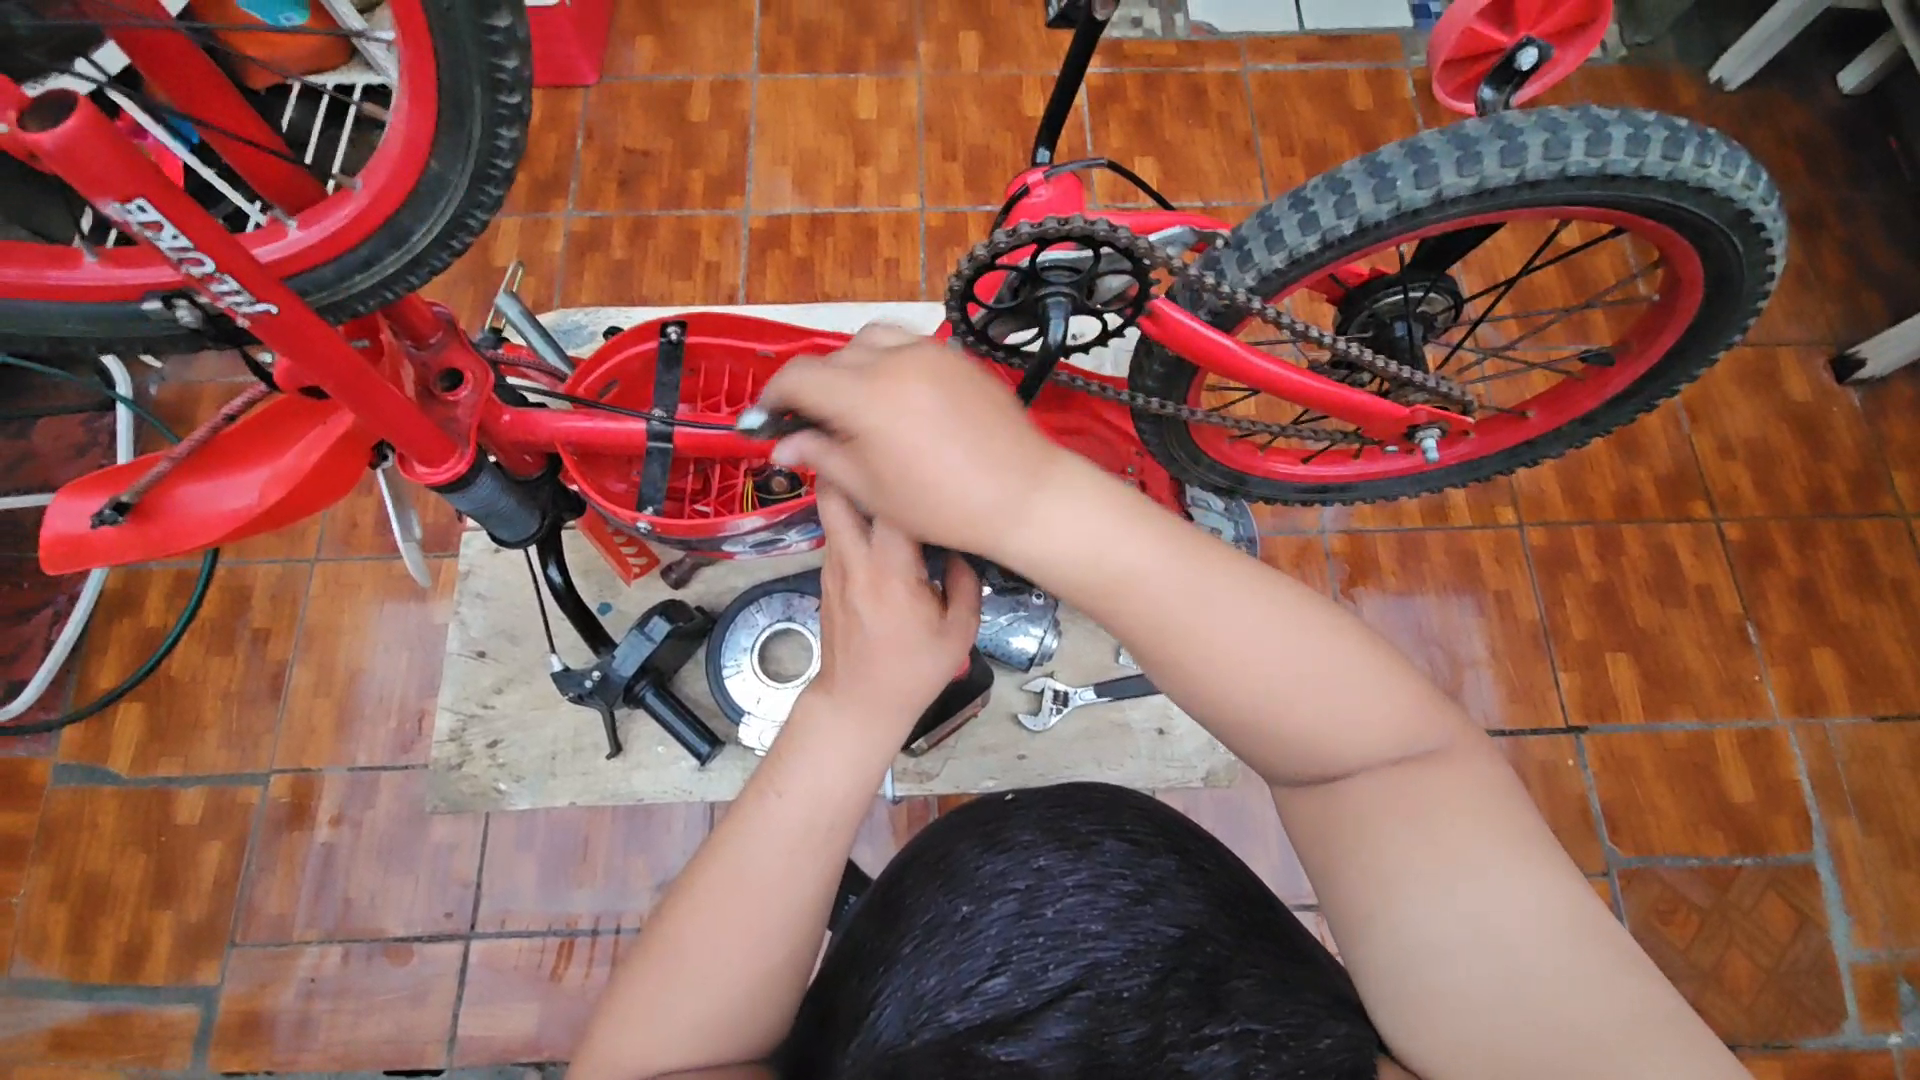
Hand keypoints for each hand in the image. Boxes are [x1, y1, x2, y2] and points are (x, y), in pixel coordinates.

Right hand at [758, 323, 1073, 558]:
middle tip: (809, 423)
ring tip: (852, 404)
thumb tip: (781, 446)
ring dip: (848, 366)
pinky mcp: (957, 356)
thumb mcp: (871, 489)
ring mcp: (930, 351)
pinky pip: (906, 344)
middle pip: (832, 357)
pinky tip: (893, 397)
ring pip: (869, 340)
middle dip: (812, 386)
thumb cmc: (942, 505)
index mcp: (867, 396)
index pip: (800, 377)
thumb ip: (822, 457)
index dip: (774, 396)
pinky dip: (885, 361)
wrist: (1023, 494)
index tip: (767, 419)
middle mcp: (895, 359)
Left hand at [800, 485, 982, 737]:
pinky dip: (852, 518)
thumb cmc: (914, 671)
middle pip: (836, 493)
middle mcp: (854, 562)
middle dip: (852, 465)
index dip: (905, 480)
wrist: (858, 703)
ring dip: (851, 490)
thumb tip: (959, 547)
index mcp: (890, 573)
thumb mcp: (959, 633)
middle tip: (885, 455)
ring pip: (831, 510)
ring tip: (882, 478)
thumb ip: (966, 583)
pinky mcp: (826, 578)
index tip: (926, 468)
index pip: (891, 507)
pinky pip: (836, 533)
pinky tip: (877, 521)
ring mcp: (833, 568)